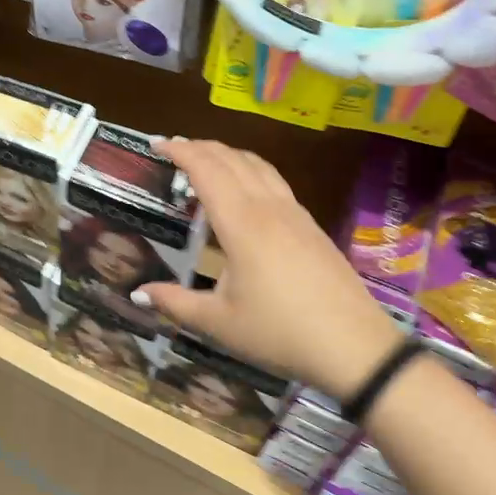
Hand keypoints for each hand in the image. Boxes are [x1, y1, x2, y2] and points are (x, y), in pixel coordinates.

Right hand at [135, 140, 399, 400]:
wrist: (357, 349)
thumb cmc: (281, 334)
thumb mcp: (220, 324)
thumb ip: (176, 303)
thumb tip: (138, 293)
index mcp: (241, 224)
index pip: (205, 170)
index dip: (179, 151)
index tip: (156, 144)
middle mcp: (267, 208)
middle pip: (231, 159)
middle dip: (199, 147)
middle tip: (173, 148)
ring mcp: (294, 214)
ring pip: (257, 165)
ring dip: (227, 154)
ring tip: (205, 159)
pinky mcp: (311, 226)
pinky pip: (274, 181)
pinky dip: (249, 169)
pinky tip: (244, 190)